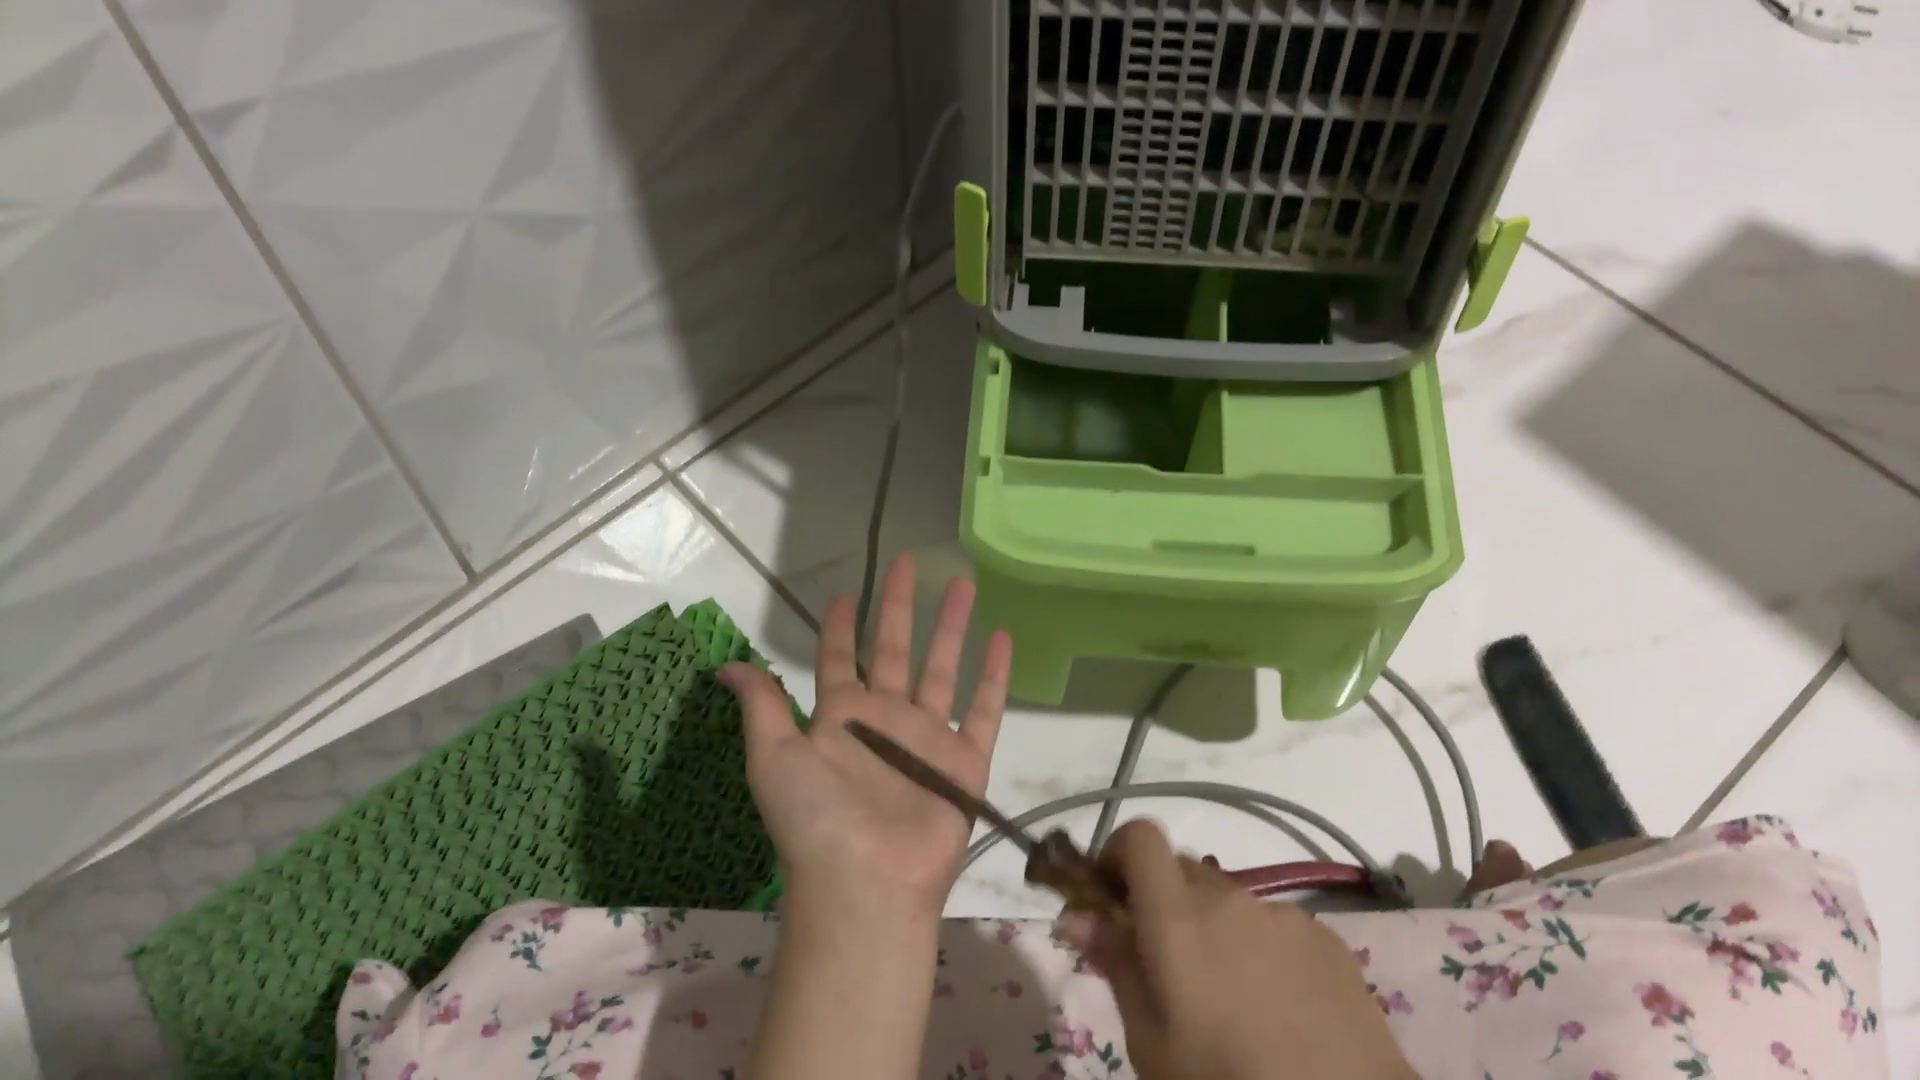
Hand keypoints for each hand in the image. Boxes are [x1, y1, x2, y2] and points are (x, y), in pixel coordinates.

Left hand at [721, 552, 1012, 921]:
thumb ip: (761, 706)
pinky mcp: (964, 759)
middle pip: (894, 648)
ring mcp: (927, 737)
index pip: (840, 656)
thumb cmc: (815, 818)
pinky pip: (982, 709)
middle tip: (911, 561)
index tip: (847, 591)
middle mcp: (884, 718)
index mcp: (839, 715)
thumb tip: (726, 665)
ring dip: (952, 627)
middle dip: (901, 606)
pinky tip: (1001, 637)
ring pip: (942, 668)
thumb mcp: (773, 756)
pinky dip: (993, 675)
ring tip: (964, 584)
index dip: (841, 625)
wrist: (867, 882)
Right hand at [1062, 821, 1416, 1079]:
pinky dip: (1258, 947)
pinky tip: (1276, 1006)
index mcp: (1177, 916)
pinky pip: (1272, 924)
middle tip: (1164, 963)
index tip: (1110, 896)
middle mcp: (1228, 898)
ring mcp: (1281, 914)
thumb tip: (1077, 916)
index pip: (1141, 837)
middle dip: (1162, 901)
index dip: (1119, 854)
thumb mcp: (1151, 1041)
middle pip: (1181, 870)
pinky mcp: (1324, 937)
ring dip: (1212, 928)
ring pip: (1227, 900)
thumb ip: (1115, 966)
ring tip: (1227, 996)